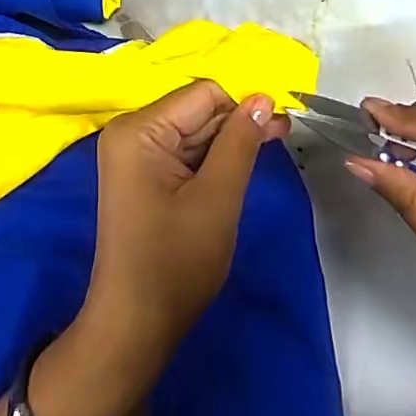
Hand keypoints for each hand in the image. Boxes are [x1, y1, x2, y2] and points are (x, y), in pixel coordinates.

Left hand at [0, 81, 286, 415]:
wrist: (134, 321)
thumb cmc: (175, 262)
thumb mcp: (217, 199)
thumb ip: (240, 143)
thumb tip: (263, 98)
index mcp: (139, 129)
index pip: (201, 94)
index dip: (241, 104)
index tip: (280, 121)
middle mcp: (130, 130)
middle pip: (195, 110)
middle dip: (237, 120)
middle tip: (285, 131)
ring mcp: (132, 152)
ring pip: (191, 130)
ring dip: (227, 139)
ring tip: (271, 143)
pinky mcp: (139, 172)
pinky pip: (181, 150)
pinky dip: (210, 156)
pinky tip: (239, 162)